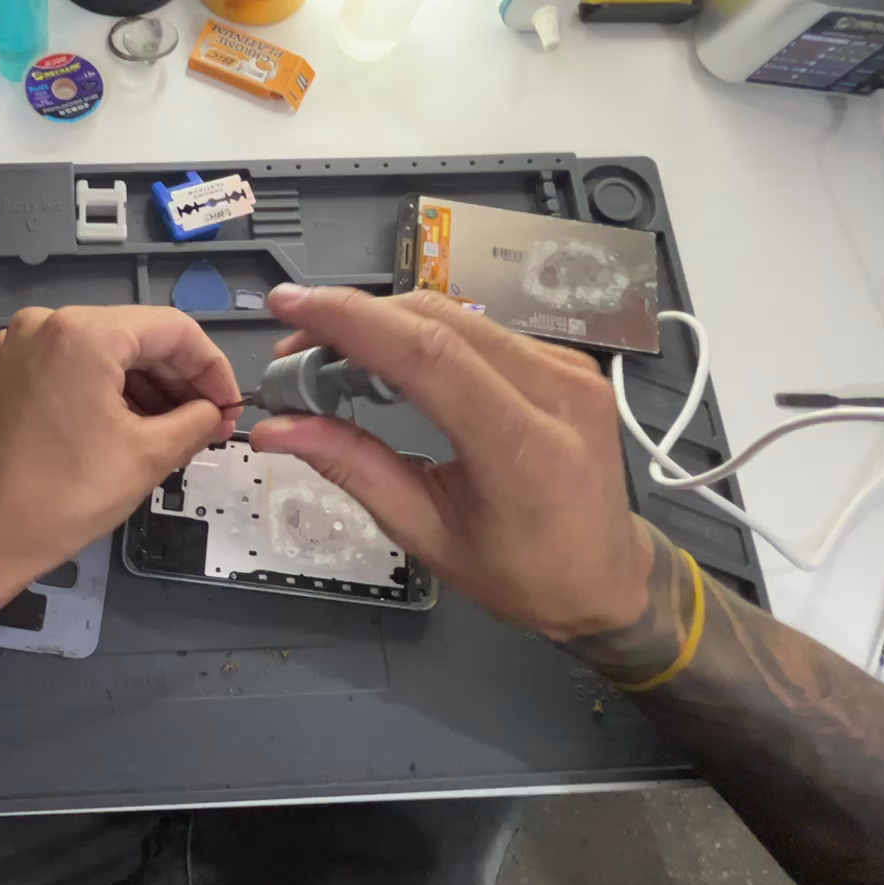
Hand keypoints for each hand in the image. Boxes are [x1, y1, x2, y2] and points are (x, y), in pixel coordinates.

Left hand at [0, 306, 241, 613]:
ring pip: (104, 352)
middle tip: (208, 424)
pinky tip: (130, 425)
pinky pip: (72, 366)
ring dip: (145, 387)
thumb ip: (197, 421)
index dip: (212, 368)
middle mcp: (47, 323)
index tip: (229, 406)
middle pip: (136, 336)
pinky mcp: (6, 370)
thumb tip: (216, 412)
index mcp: (83, 332)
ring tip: (174, 431)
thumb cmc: (65, 497)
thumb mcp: (148, 456)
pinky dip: (106, 390)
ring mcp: (20, 344)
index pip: (173, 329)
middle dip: (179, 380)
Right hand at [248, 286, 652, 640]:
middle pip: (436, 320)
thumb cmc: (518, 572)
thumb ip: (351, 467)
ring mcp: (567, 367)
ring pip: (453, 314)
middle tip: (292, 349)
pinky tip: (379, 359)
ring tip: (325, 357)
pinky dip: (412, 334)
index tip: (288, 304)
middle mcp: (557, 389)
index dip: (350, 321)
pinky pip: (473, 327)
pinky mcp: (562, 360)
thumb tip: (275, 429)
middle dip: (350, 320)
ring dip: (378, 324)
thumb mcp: (422, 531)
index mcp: (524, 449)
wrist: (608, 579)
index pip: (428, 356)